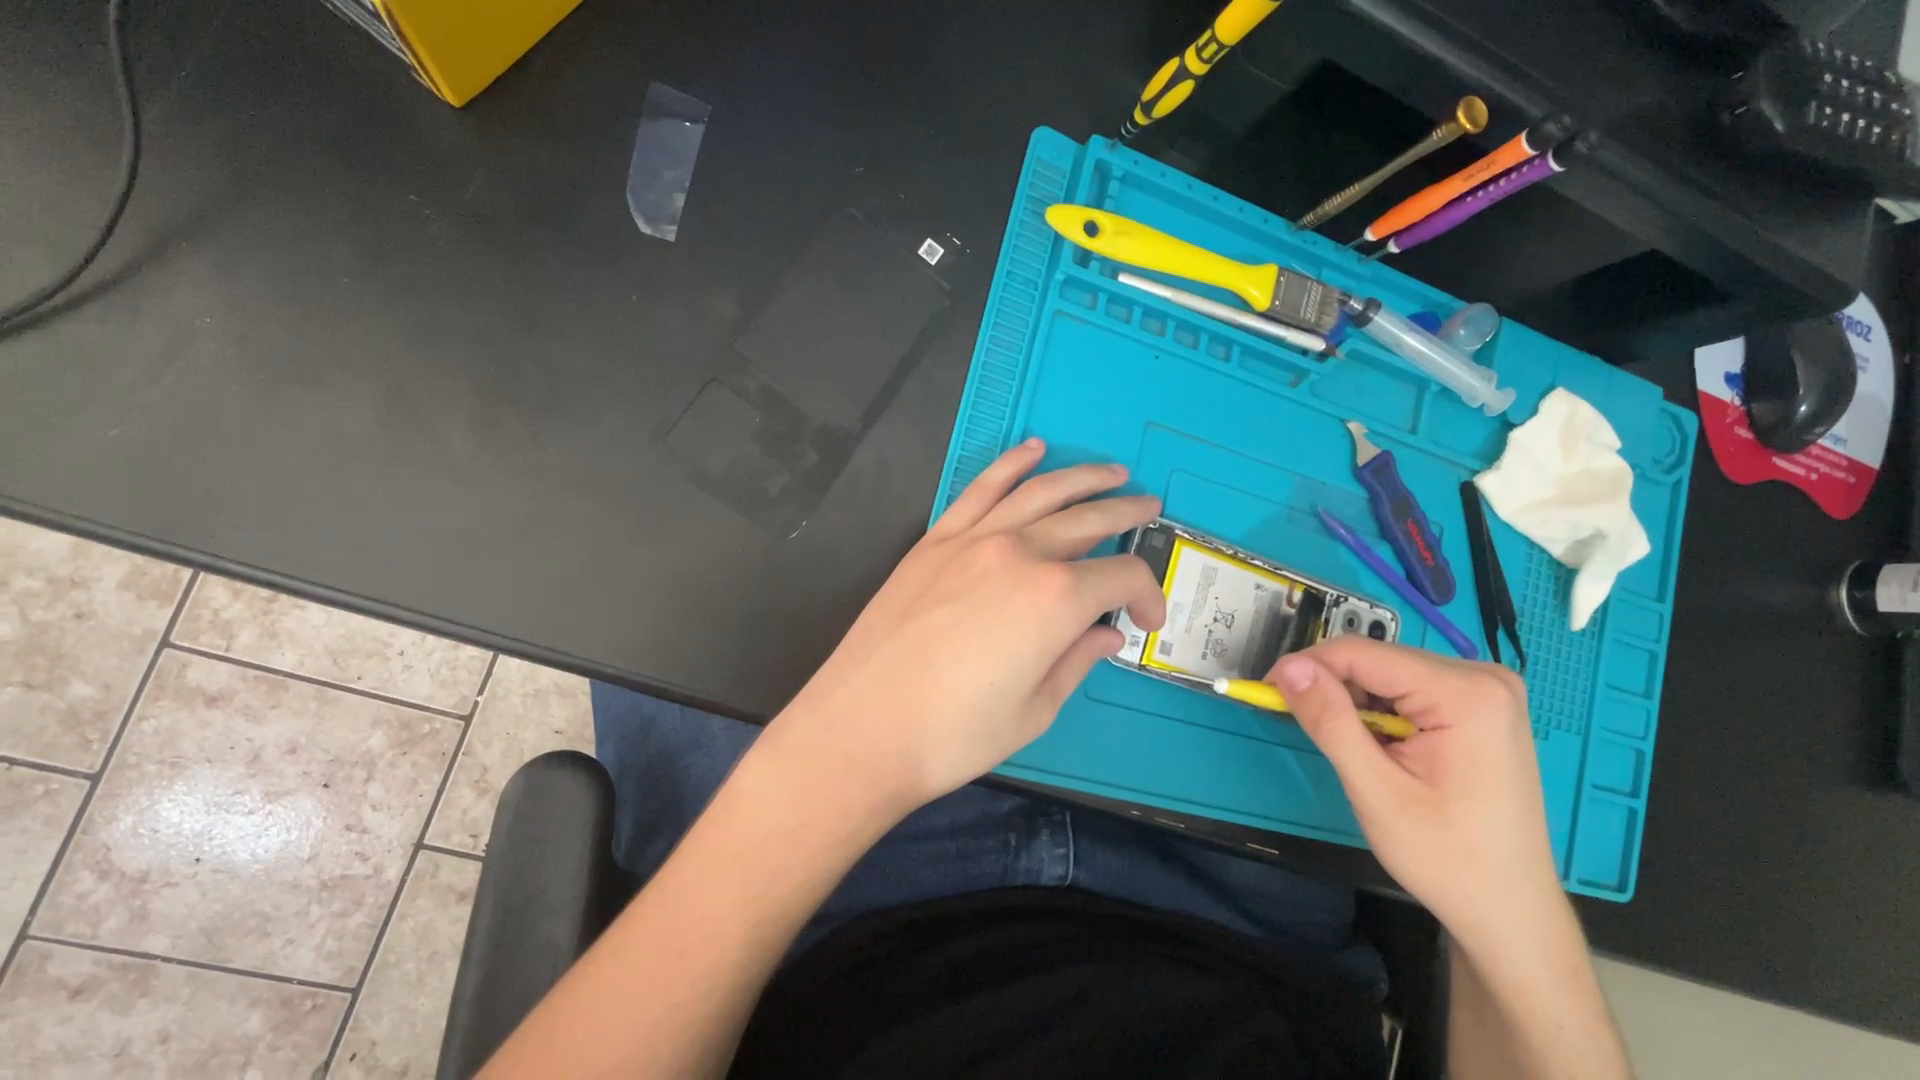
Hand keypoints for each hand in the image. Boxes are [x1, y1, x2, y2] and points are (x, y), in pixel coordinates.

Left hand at [767, 438, 1166, 816]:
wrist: (861, 729)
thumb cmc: (954, 735)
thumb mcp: (1034, 711)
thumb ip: (1077, 661)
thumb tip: (1106, 634)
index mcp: (1055, 599)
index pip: (1121, 578)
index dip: (1147, 596)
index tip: (1148, 622)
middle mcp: (1018, 553)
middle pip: (1087, 520)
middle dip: (1126, 514)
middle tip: (1150, 509)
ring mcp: (972, 540)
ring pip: (1039, 492)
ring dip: (1082, 478)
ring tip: (1111, 472)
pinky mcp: (933, 542)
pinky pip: (980, 489)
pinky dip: (1010, 465)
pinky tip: (1032, 450)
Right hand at [1268, 639, 1561, 943]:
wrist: (1508, 907)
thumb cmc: (1445, 857)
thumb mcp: (1376, 790)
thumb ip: (1331, 721)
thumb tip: (1288, 668)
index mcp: (1466, 693)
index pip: (1364, 653)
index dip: (1307, 666)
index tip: (1265, 691)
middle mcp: (1484, 676)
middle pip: (1379, 659)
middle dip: (1334, 687)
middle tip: (1305, 727)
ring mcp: (1488, 690)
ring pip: (1391, 673)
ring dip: (1357, 702)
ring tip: (1352, 748)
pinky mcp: (1484, 706)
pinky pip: (1412, 689)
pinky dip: (1383, 711)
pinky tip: (1381, 747)